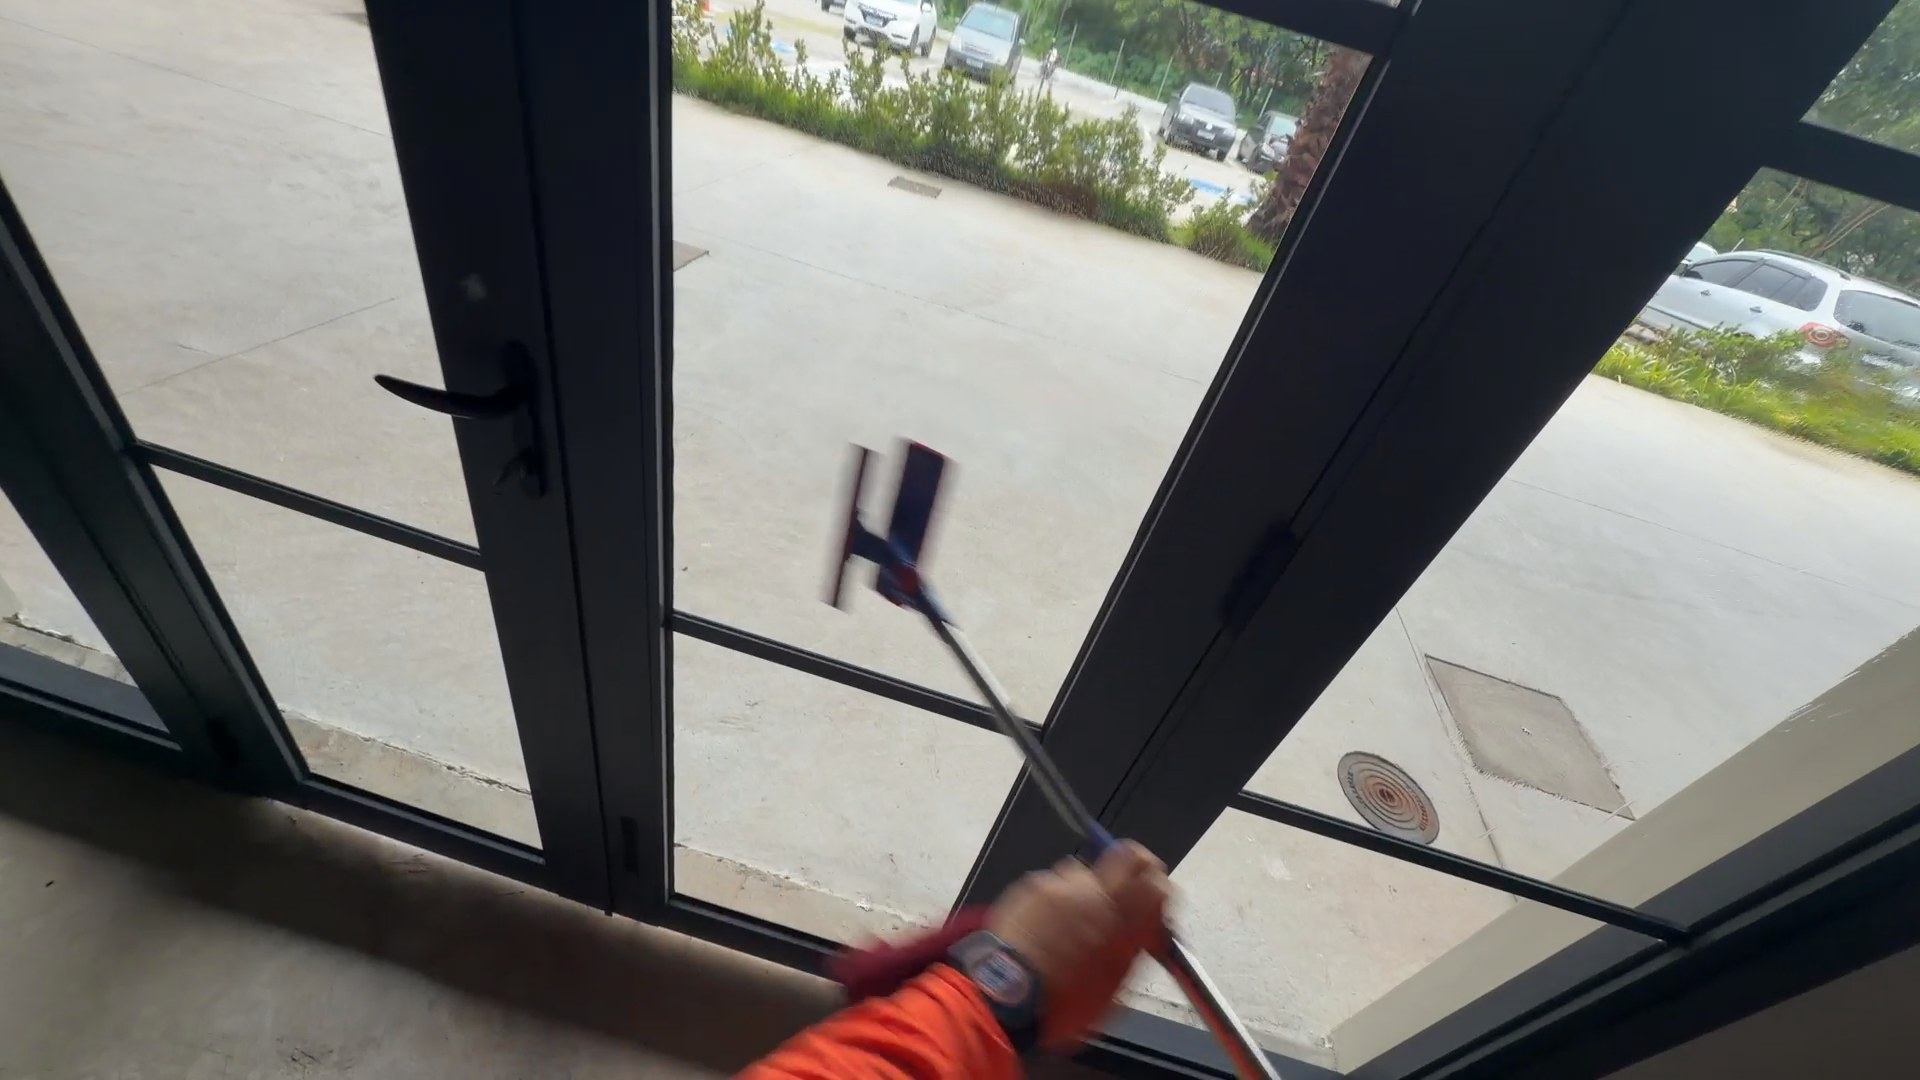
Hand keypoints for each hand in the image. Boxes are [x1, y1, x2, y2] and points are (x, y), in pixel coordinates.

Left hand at [985, 841, 1171, 1049]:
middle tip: (1125, 886)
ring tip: (1070, 923)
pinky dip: (1057, 898)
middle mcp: (1095, 893)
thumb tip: (1143, 935)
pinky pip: (1055, 884)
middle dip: (1134, 865)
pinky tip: (1046, 924)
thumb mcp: (1111, 992)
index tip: (1158, 893)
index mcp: (1120, 924)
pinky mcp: (1035, 881)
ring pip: (1084, 875)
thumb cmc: (1061, 1001)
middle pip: (1127, 855)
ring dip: (1083, 892)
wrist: (1007, 991)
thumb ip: (1130, 952)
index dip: (1161, 884)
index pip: (1157, 883)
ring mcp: (1063, 883)